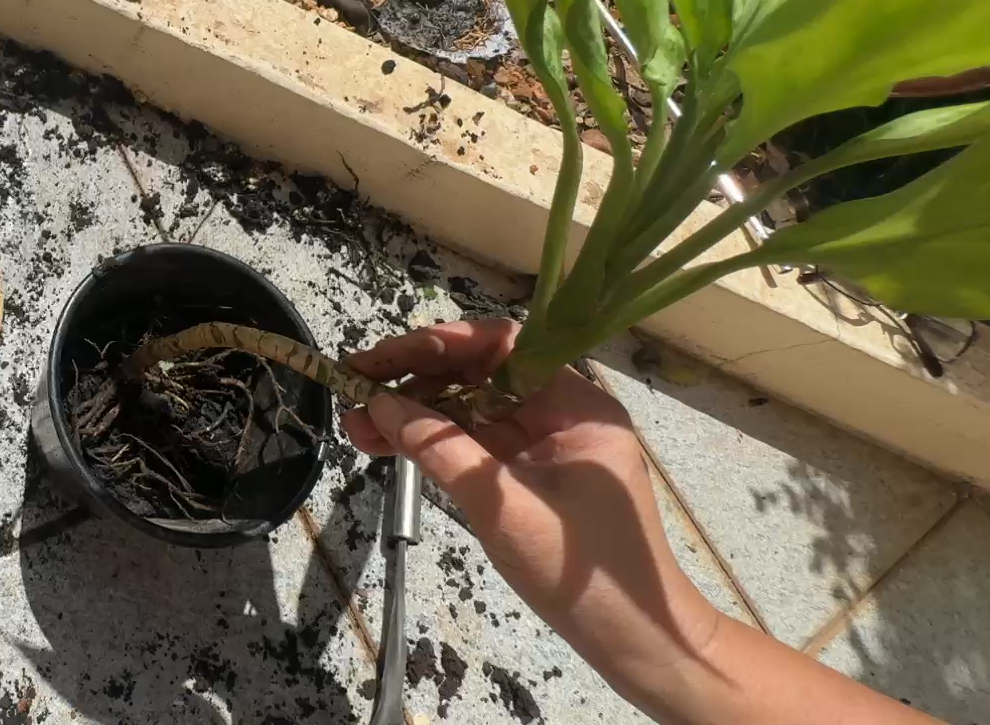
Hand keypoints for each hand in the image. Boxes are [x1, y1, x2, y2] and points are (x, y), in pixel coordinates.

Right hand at [339, 320, 720, 694]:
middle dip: (410, 376)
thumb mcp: (502, 506)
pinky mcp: (514, 466)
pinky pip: (460, 436)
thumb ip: (439, 447)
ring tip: (353, 421)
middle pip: (471, 370)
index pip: (502, 346)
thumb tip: (376, 403)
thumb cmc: (582, 574)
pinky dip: (420, 437)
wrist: (635, 647)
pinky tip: (377, 441)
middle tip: (356, 382)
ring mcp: (531, 438)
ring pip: (458, 403)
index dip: (442, 342)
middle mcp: (552, 410)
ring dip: (405, 409)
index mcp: (572, 405)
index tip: (389, 358)